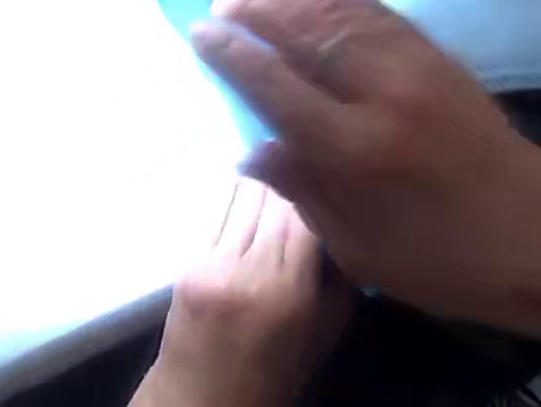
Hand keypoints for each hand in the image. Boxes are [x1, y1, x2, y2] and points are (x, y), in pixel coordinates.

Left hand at [133, 178, 348, 406]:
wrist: (203, 403)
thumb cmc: (274, 368)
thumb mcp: (324, 331)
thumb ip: (343, 275)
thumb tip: (350, 215)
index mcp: (292, 291)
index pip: (309, 212)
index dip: (319, 186)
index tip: (327, 173)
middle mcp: (254, 272)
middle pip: (278, 196)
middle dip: (293, 176)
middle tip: (304, 158)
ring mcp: (217, 265)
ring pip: (247, 193)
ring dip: (265, 178)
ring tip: (276, 162)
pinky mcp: (190, 262)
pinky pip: (220, 208)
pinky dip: (238, 193)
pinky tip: (248, 186)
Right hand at [191, 0, 540, 335]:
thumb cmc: (445, 258)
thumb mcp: (363, 249)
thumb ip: (304, 191)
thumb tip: (248, 148)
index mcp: (356, 150)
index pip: (278, 88)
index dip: (234, 55)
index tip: (202, 27)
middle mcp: (381, 95)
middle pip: (309, 38)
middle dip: (263, 10)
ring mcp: (414, 67)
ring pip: (344, 16)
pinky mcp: (438, 57)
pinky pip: (384, 14)